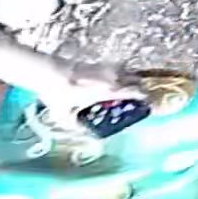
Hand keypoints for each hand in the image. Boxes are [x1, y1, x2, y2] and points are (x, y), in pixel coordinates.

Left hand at [14, 58, 145, 133]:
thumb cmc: (58, 94)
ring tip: (126, 89)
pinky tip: (111, 82)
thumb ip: (74, 124)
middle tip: (138, 97)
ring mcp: (109, 69)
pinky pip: (119, 70)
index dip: (145, 97)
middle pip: (137, 81)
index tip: (148, 103)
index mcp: (110, 91)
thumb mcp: (63, 114)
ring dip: (131, 81)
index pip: (137, 92)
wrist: (48, 73)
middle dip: (140, 88)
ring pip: (129, 74)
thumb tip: (83, 134)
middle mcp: (115, 78)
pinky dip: (121, 76)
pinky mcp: (102, 64)